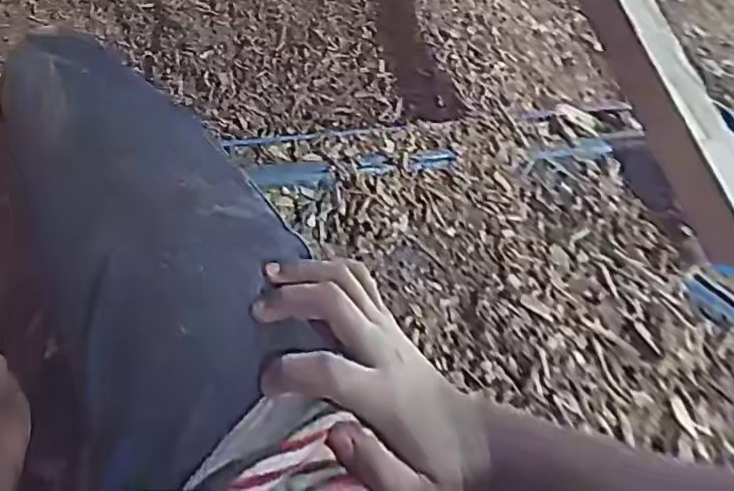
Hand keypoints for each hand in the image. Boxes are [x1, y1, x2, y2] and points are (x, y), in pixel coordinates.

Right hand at [254, 259, 487, 489]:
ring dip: (303, 271)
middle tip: (257, 309)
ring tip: (270, 274)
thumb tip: (333, 432)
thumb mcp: (416, 488)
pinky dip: (325, 265)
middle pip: (333, 300)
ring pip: (344, 277)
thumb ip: (375, 467)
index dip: (290, 371)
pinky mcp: (386, 316)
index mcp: (385, 394)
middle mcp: (383, 348)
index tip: (266, 381)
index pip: (329, 370)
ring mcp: (386, 326)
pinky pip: (356, 275)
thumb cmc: (436, 466)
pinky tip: (302, 272)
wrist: (476, 440)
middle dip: (290, 299)